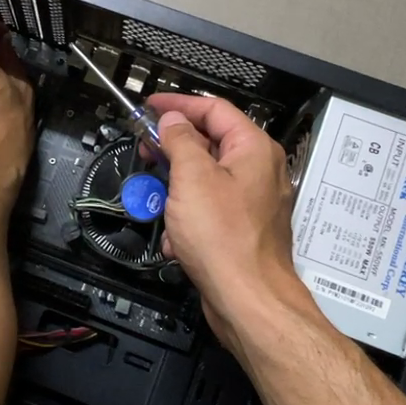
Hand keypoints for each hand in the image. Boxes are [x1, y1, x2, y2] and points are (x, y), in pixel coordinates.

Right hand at [146, 93, 313, 353]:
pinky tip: (178, 240)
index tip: (150, 106)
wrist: (248, 300)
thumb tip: (174, 121)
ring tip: (161, 204)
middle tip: (146, 150)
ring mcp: (253, 202)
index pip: (214, 109)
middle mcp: (259, 171)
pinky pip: (209, 212)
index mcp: (254, 149)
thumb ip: (181, 141)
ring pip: (206, 180)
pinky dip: (189, 220)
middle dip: (174, 150)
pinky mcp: (243, 230)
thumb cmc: (225, 239)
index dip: (179, 104)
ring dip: (177, 191)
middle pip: (211, 143)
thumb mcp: (192, 177)